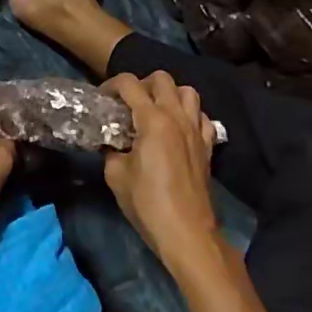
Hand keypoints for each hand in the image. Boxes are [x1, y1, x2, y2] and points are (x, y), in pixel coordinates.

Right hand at [101, 72, 219, 257]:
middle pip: (162, 78)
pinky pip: (202, 116)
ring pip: (187, 92)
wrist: (187, 232)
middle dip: (142, 84)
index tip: (103, 98)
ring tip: (156, 111)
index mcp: (153, 119)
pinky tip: (179, 129)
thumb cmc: (148, 203)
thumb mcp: (116, 176)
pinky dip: (190, 115)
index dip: (112, 85)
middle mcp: (177, 116)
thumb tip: (112, 143)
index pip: (129, 84)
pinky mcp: (208, 145)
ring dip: (170, 94)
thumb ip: (112, 151)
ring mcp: (196, 129)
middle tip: (130, 103)